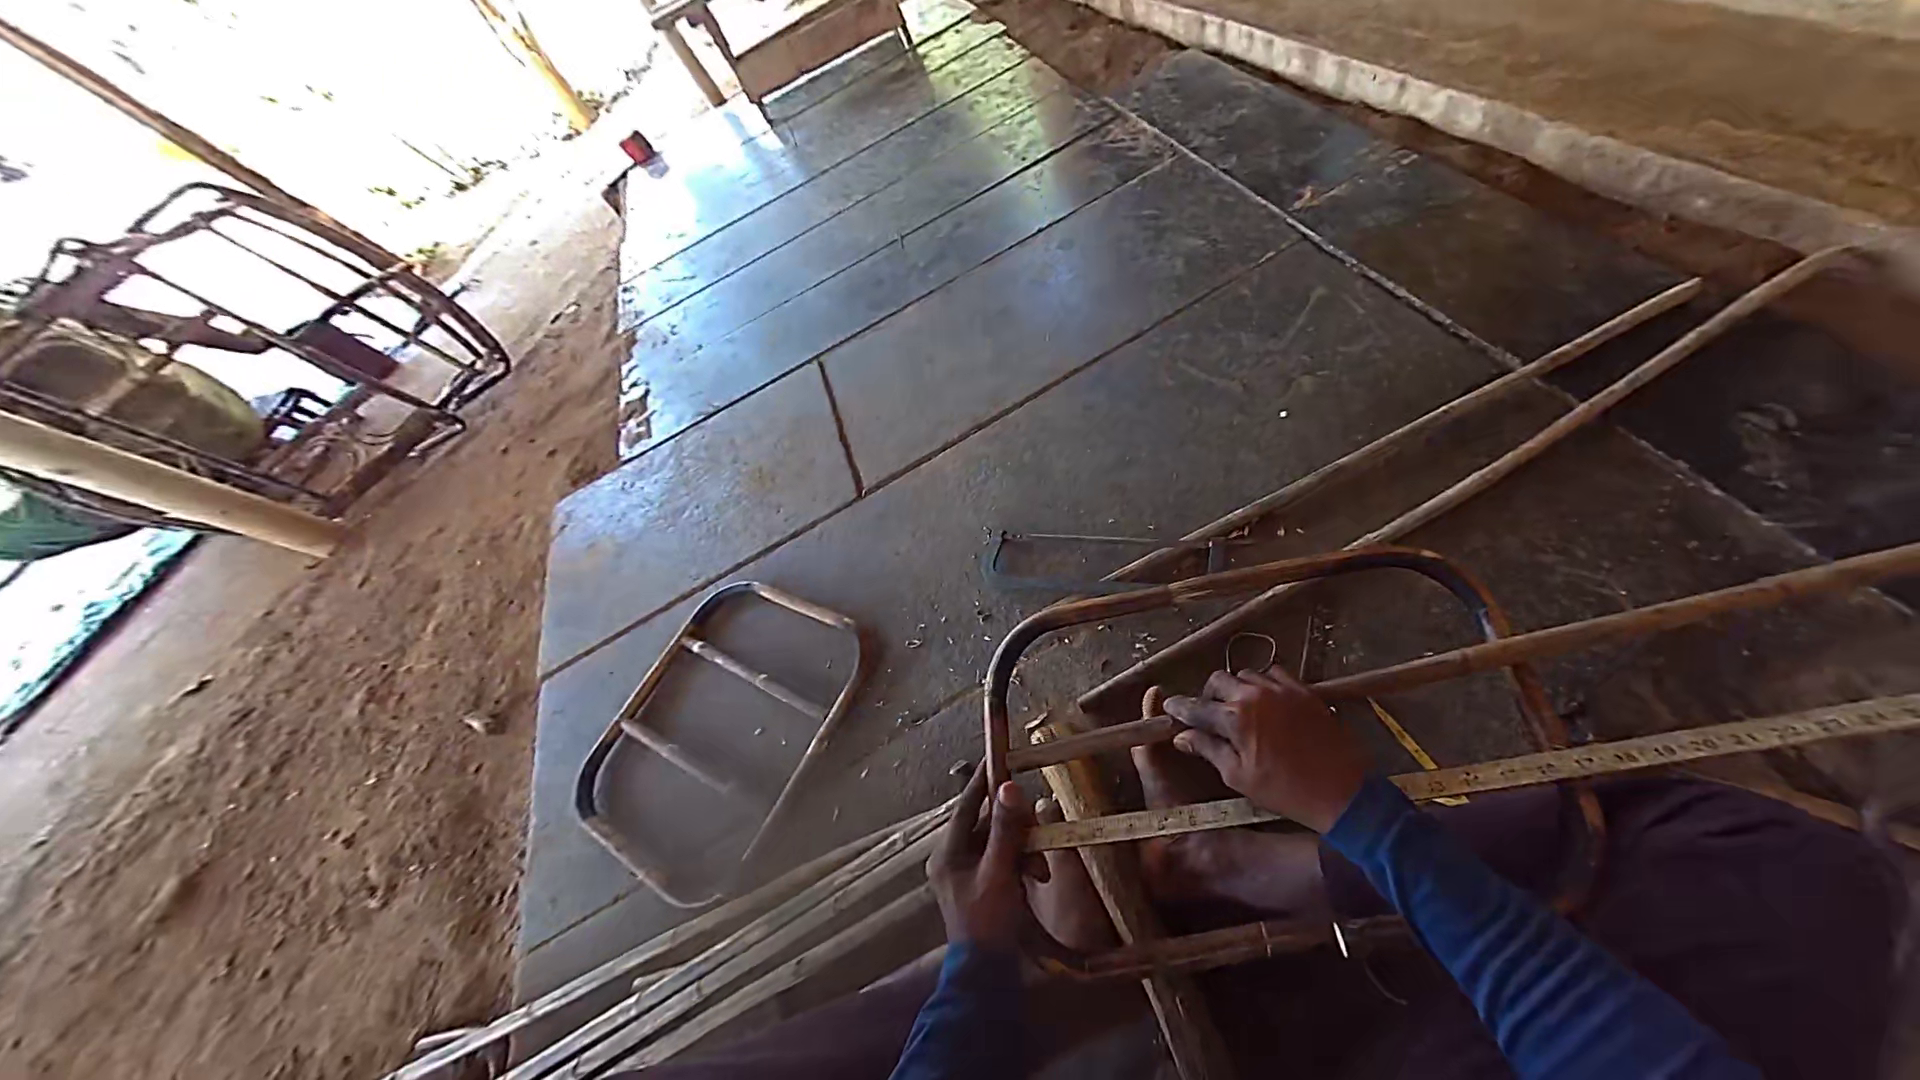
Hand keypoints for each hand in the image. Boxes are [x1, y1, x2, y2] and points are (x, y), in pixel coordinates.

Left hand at [927, 764, 1032, 949]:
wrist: (988, 980)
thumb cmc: (988, 925)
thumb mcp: (1000, 873)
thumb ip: (1006, 831)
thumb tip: (1009, 787)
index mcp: (948, 853)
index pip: (966, 805)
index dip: (983, 780)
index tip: (997, 755)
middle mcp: (953, 858)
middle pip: (986, 824)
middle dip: (1015, 826)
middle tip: (1035, 826)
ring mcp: (966, 873)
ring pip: (998, 842)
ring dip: (1023, 847)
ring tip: (1039, 868)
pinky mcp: (981, 885)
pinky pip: (1003, 860)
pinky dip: (1021, 862)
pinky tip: (1036, 876)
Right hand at [1163, 667, 1366, 831]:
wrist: (1345, 794)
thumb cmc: (1286, 791)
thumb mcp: (1238, 776)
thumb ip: (1208, 749)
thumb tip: (1182, 736)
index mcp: (1234, 718)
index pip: (1194, 706)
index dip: (1179, 707)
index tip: (1170, 708)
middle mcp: (1254, 695)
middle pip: (1217, 680)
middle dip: (1209, 695)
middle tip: (1211, 715)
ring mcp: (1281, 690)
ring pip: (1245, 675)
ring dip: (1237, 689)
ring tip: (1241, 710)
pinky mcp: (1304, 691)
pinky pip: (1274, 674)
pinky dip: (1264, 684)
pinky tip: (1267, 703)